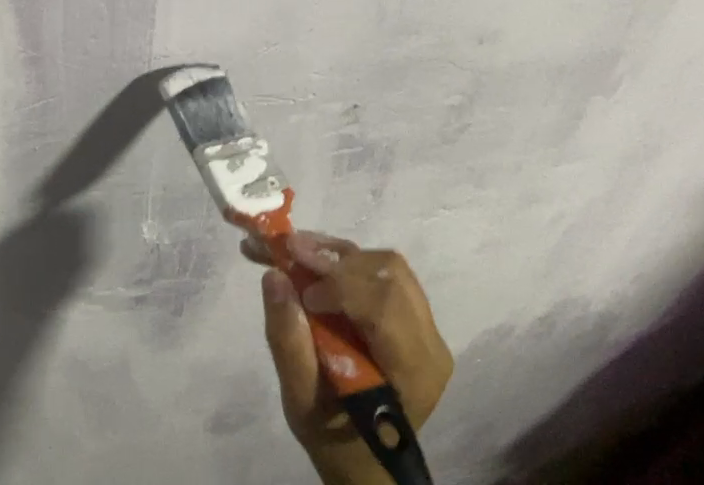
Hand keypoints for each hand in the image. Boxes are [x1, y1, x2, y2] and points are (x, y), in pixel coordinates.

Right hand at [245, 233, 452, 484]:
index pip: (384, 305)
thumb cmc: (332, 434)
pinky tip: (309, 262)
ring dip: (335, 254)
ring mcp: (424, 326)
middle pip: (388, 274)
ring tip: (290, 251)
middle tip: (283, 250)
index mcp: (412, 370)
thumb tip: (275, 275)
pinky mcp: (410, 315)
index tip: (299, 290)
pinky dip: (341, 260)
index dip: (339, 286)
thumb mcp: (300, 399)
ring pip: (385, 264)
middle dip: (332, 258)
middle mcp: (429, 341)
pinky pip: (381, 272)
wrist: (362, 453)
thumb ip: (289, 342)